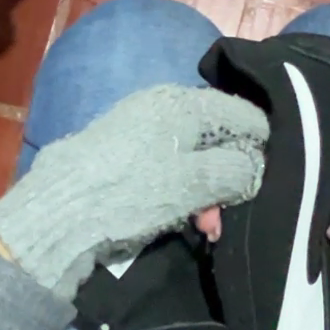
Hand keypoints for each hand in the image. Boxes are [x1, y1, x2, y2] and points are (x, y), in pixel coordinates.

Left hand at [0, 85, 267, 299]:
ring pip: (189, 156)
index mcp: (181, 101)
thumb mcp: (194, 183)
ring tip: (204, 228)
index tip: (270, 174)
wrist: (58, 214)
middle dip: (228, 177)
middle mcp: (159, 105)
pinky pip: (164, 165)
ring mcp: (135, 127)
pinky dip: (179, 190)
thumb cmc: (132, 191)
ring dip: (205, 192)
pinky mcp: (118, 151)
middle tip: (227, 216)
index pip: (240, 111)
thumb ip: (234, 170)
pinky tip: (179, 217)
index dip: (261, 142)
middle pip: (214, 136)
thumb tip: (254, 164)